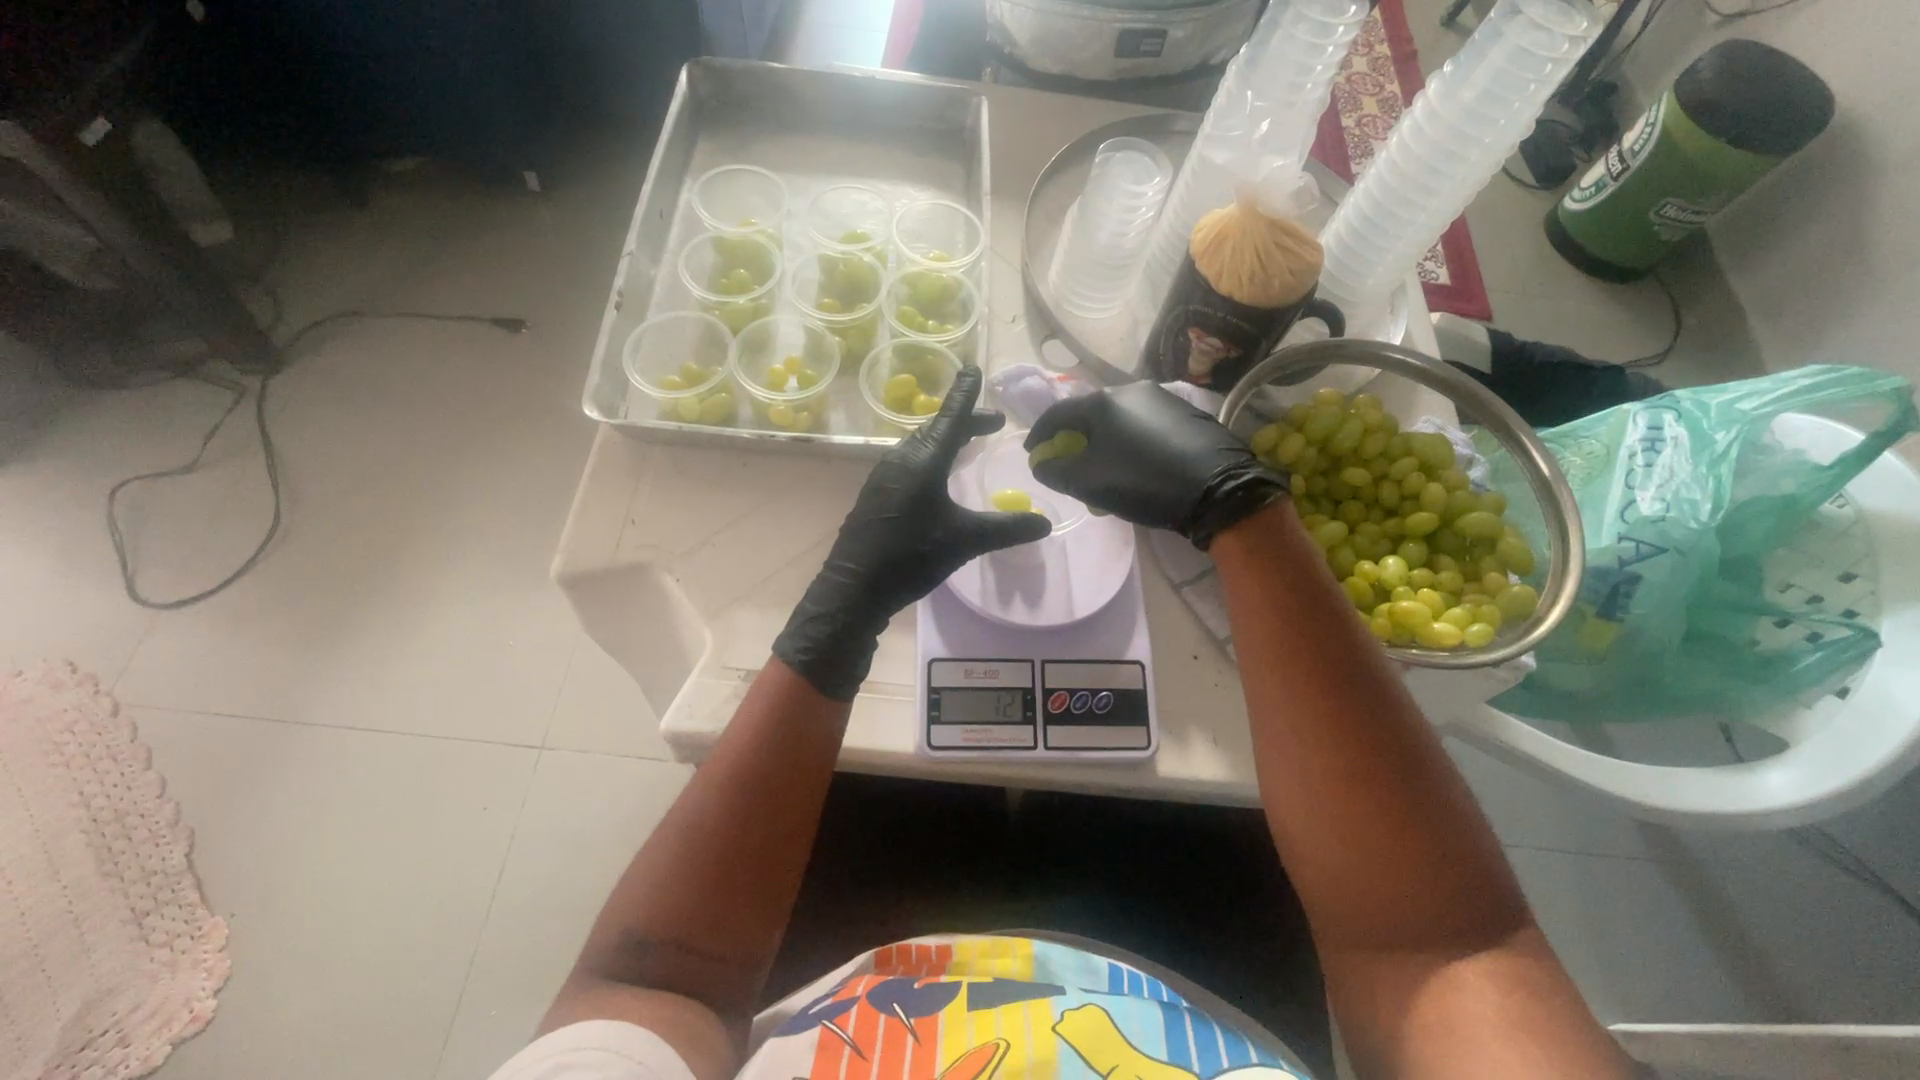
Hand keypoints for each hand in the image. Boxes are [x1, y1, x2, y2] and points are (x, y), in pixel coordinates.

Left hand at [772, 367, 1051, 699]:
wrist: (853, 588)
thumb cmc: (911, 556)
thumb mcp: (966, 541)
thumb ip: (1006, 528)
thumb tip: (1045, 524)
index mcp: (924, 462)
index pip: (951, 418)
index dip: (966, 395)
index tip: (973, 369)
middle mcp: (901, 461)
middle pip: (937, 430)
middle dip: (966, 422)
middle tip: (994, 425)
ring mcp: (883, 478)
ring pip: (920, 447)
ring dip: (946, 441)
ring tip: (967, 446)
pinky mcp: (876, 497)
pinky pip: (908, 465)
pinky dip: (930, 459)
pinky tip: (936, 479)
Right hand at [1024, 381, 1286, 548]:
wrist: (1218, 489)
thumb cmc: (1143, 482)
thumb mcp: (1088, 482)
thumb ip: (1055, 470)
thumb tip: (1041, 462)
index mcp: (1103, 401)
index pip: (1057, 414)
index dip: (1040, 436)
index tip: (1033, 454)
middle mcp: (1132, 390)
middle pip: (1091, 416)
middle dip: (1076, 441)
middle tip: (1070, 466)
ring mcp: (1164, 399)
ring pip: (1120, 422)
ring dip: (1106, 444)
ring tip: (1105, 472)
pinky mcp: (1189, 414)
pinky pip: (1146, 427)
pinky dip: (1132, 444)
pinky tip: (1138, 467)